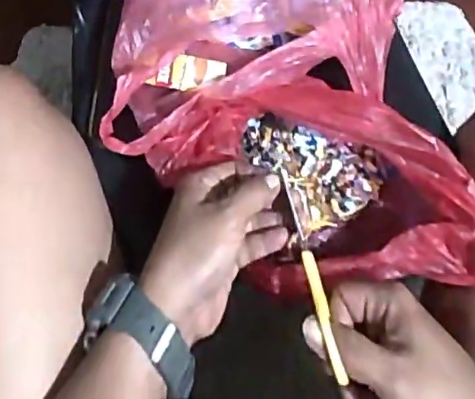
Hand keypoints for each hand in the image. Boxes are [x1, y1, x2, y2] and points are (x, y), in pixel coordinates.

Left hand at [138, 162, 288, 344]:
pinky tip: (285, 237)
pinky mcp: (224, 258)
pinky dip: (264, 239)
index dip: (256, 170)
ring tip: (297, 215)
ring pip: (246, 219)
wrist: (177, 306)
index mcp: (200, 187)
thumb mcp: (228, 216)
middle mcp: (206, 205)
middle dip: (266, 195)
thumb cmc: (199, 249)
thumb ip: (253, 194)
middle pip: (241, 193)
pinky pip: (247, 243)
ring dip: (268, 217)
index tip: (283, 174)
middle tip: (296, 196)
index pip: (232, 168)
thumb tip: (274, 177)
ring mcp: (215, 232)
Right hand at [302, 281, 474, 398]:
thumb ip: (347, 349)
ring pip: (350, 354)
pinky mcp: (397, 363)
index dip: (333, 327)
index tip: (341, 362)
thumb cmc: (438, 393)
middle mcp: (387, 310)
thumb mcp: (391, 374)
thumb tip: (304, 323)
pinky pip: (366, 370)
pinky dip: (366, 390)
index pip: (338, 296)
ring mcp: (392, 338)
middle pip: (341, 326)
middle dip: (343, 363)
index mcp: (387, 298)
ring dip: (354, 383)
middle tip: (359, 391)